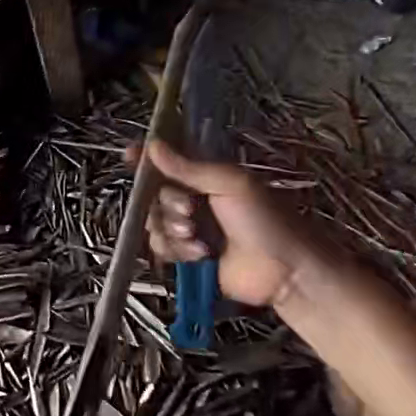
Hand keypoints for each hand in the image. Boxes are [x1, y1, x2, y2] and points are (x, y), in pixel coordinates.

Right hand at [143, 138, 338, 310]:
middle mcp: (192, 200)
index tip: (130, 155)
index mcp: (204, 177)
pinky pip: (161, 248)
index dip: (146, 158)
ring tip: (197, 237)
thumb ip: (188, 167)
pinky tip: (199, 254)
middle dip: (167, 204)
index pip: (166, 162)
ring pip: (154, 222)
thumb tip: (152, 145)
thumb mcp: (230, 184)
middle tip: (189, 211)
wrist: (285, 271)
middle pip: (153, 194)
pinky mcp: (186, 257)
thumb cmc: (265, 220)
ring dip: (172, 229)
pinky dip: (177, 250)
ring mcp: (188, 229)